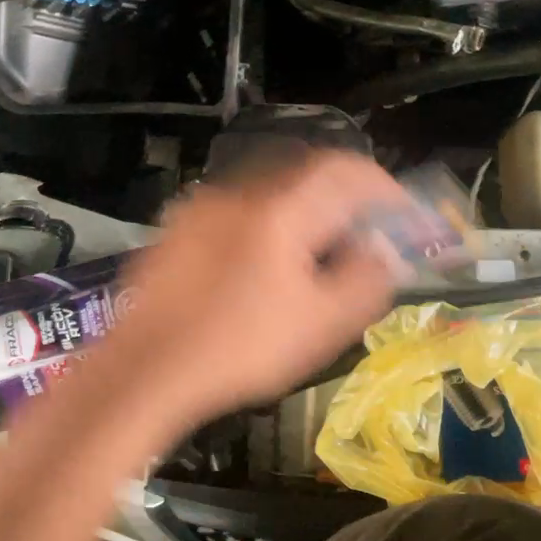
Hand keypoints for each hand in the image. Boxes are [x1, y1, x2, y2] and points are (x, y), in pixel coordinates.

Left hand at [98, 150, 409, 423]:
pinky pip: (237, 209)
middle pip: (305, 174)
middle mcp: (241, 192)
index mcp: (281, 208)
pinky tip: (261, 264)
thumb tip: (385, 254)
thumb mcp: (320, 326)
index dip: (378, 182)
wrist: (142, 371)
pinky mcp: (178, 227)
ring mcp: (204, 205)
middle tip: (361, 229)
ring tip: (313, 251)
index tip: (398, 206)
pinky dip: (265, 223)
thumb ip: (365, 281)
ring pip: (270, 192)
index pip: (342, 169)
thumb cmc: (238, 349)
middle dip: (340, 196)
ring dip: (302, 209)